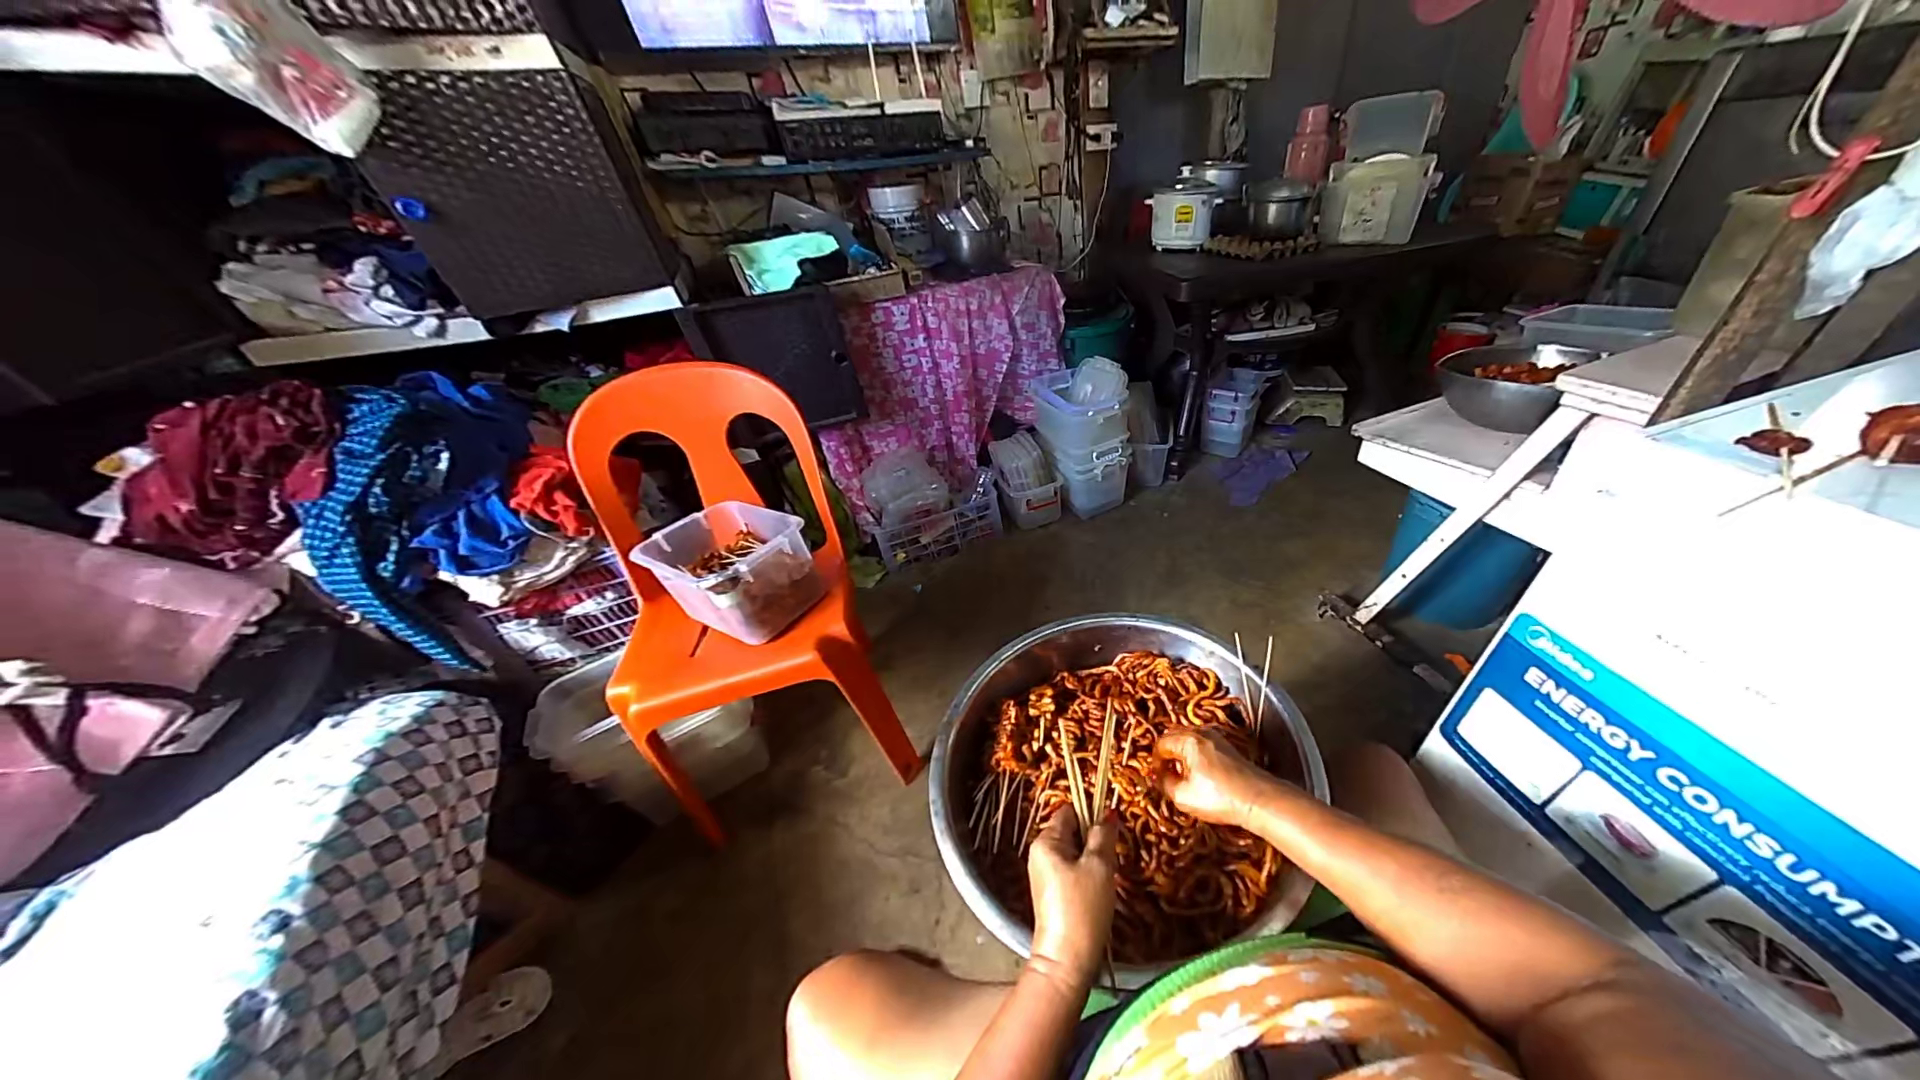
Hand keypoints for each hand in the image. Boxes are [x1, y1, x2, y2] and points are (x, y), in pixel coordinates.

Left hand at [1026, 807, 1116, 987]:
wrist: (1067, 959)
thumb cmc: (1082, 908)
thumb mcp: (1098, 867)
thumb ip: (1103, 836)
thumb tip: (1107, 812)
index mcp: (1045, 841)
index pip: (1068, 811)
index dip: (1090, 812)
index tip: (1112, 824)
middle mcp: (1039, 853)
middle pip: (1071, 831)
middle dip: (1093, 837)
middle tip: (1114, 851)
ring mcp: (1044, 873)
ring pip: (1074, 852)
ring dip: (1093, 857)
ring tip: (1109, 871)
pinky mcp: (1052, 892)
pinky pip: (1072, 870)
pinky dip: (1088, 873)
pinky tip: (1101, 888)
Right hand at [1154, 728, 1274, 827]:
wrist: (1260, 800)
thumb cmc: (1220, 798)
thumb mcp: (1183, 796)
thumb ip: (1164, 783)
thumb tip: (1159, 776)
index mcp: (1188, 740)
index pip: (1160, 744)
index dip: (1155, 761)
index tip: (1156, 777)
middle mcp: (1201, 732)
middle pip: (1174, 736)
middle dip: (1167, 754)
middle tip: (1165, 775)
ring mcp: (1217, 738)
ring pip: (1189, 739)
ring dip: (1181, 754)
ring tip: (1182, 775)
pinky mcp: (1228, 748)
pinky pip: (1202, 744)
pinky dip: (1195, 755)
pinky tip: (1200, 774)